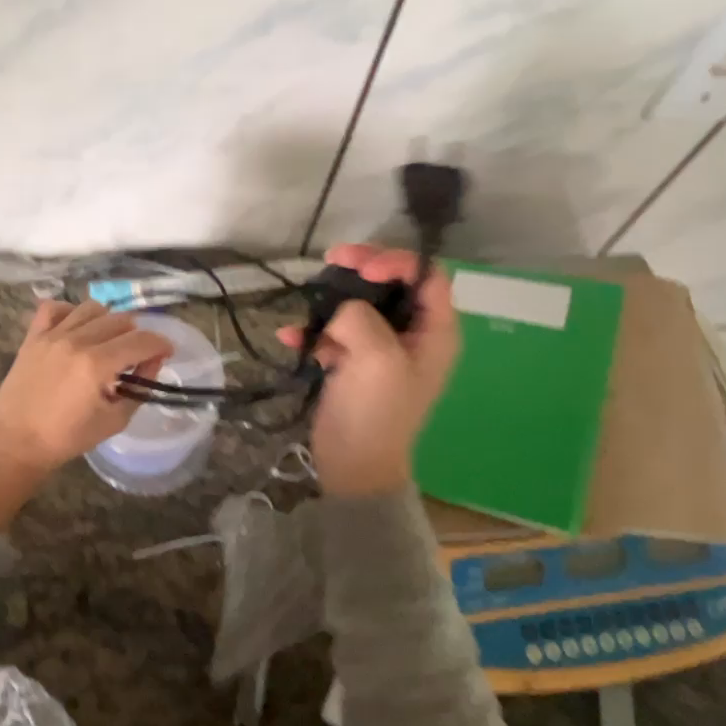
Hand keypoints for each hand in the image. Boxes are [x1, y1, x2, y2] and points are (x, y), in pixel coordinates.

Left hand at [0, 301, 171, 528]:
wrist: (17, 443)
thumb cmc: (68, 438)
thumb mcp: (114, 420)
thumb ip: (139, 388)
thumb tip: (153, 363)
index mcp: (97, 364)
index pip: (142, 340)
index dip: (161, 344)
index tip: (167, 352)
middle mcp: (76, 341)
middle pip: (120, 320)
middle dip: (137, 336)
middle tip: (135, 356)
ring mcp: (51, 336)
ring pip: (92, 308)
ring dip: (108, 321)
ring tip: (107, 342)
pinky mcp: (32, 337)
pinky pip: (54, 308)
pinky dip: (70, 312)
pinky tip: (76, 330)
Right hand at [277, 244, 459, 495]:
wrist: (355, 465)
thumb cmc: (376, 411)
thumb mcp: (377, 356)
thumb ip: (361, 316)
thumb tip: (342, 310)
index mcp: (436, 331)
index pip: (427, 275)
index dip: (397, 262)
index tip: (362, 269)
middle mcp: (414, 334)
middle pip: (391, 284)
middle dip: (360, 271)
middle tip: (331, 260)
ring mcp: (382, 349)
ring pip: (359, 306)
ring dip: (331, 301)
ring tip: (307, 303)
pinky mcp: (354, 363)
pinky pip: (335, 334)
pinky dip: (314, 332)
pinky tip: (290, 336)